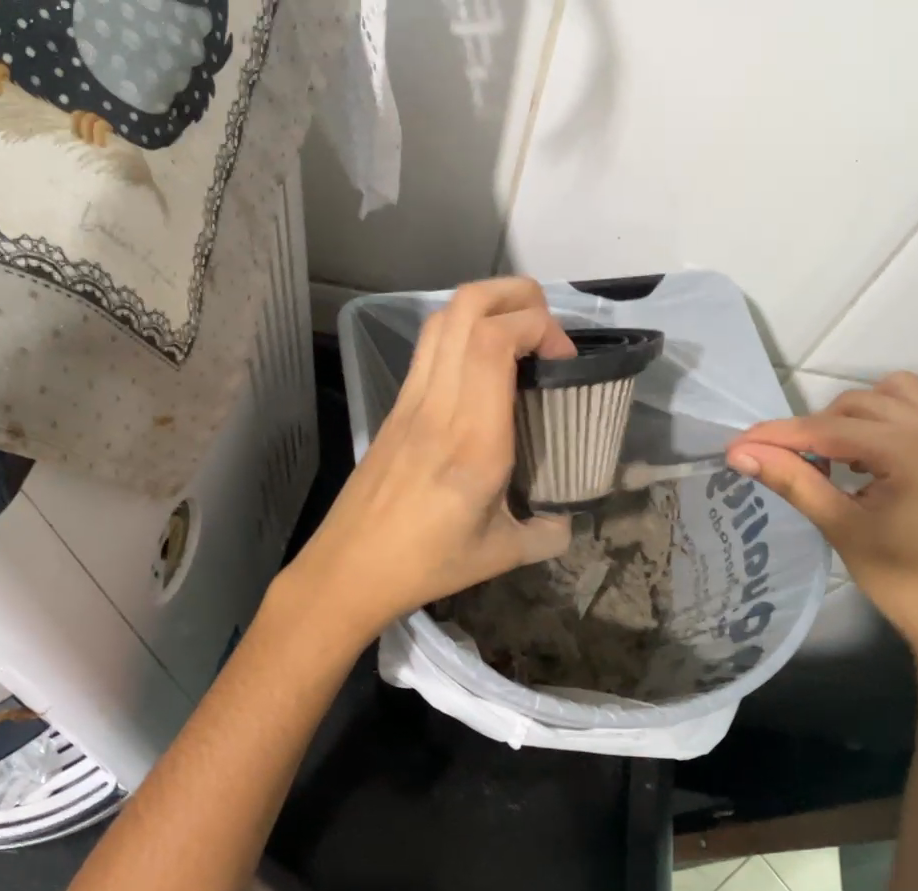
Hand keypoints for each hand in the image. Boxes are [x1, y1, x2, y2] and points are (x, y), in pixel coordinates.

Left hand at [275, 278, 575, 640]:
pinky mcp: (394, 409)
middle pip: (467, 308)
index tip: (564, 357)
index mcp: (474, 439)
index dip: (539, 326)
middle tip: (546, 327)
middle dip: (516, 295)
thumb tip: (568, 523)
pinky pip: (427, 348)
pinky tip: (480, 366)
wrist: (349, 569)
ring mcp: (411, 402)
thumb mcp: (500, 556)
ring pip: (441, 319)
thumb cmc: (425, 564)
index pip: (497, 341)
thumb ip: (546, 535)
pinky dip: (460, 332)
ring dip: (485, 306)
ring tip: (517, 334)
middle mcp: (439, 406)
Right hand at [726, 373, 917, 662]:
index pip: (827, 429)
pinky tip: (912, 424)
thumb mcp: (840, 527)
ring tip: (848, 452)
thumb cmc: (901, 577)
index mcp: (908, 450)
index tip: (737, 446)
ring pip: (905, 390)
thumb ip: (793, 481)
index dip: (777, 436)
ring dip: (867, 410)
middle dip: (817, 428)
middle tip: (793, 467)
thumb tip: (741, 453)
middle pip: (860, 404)